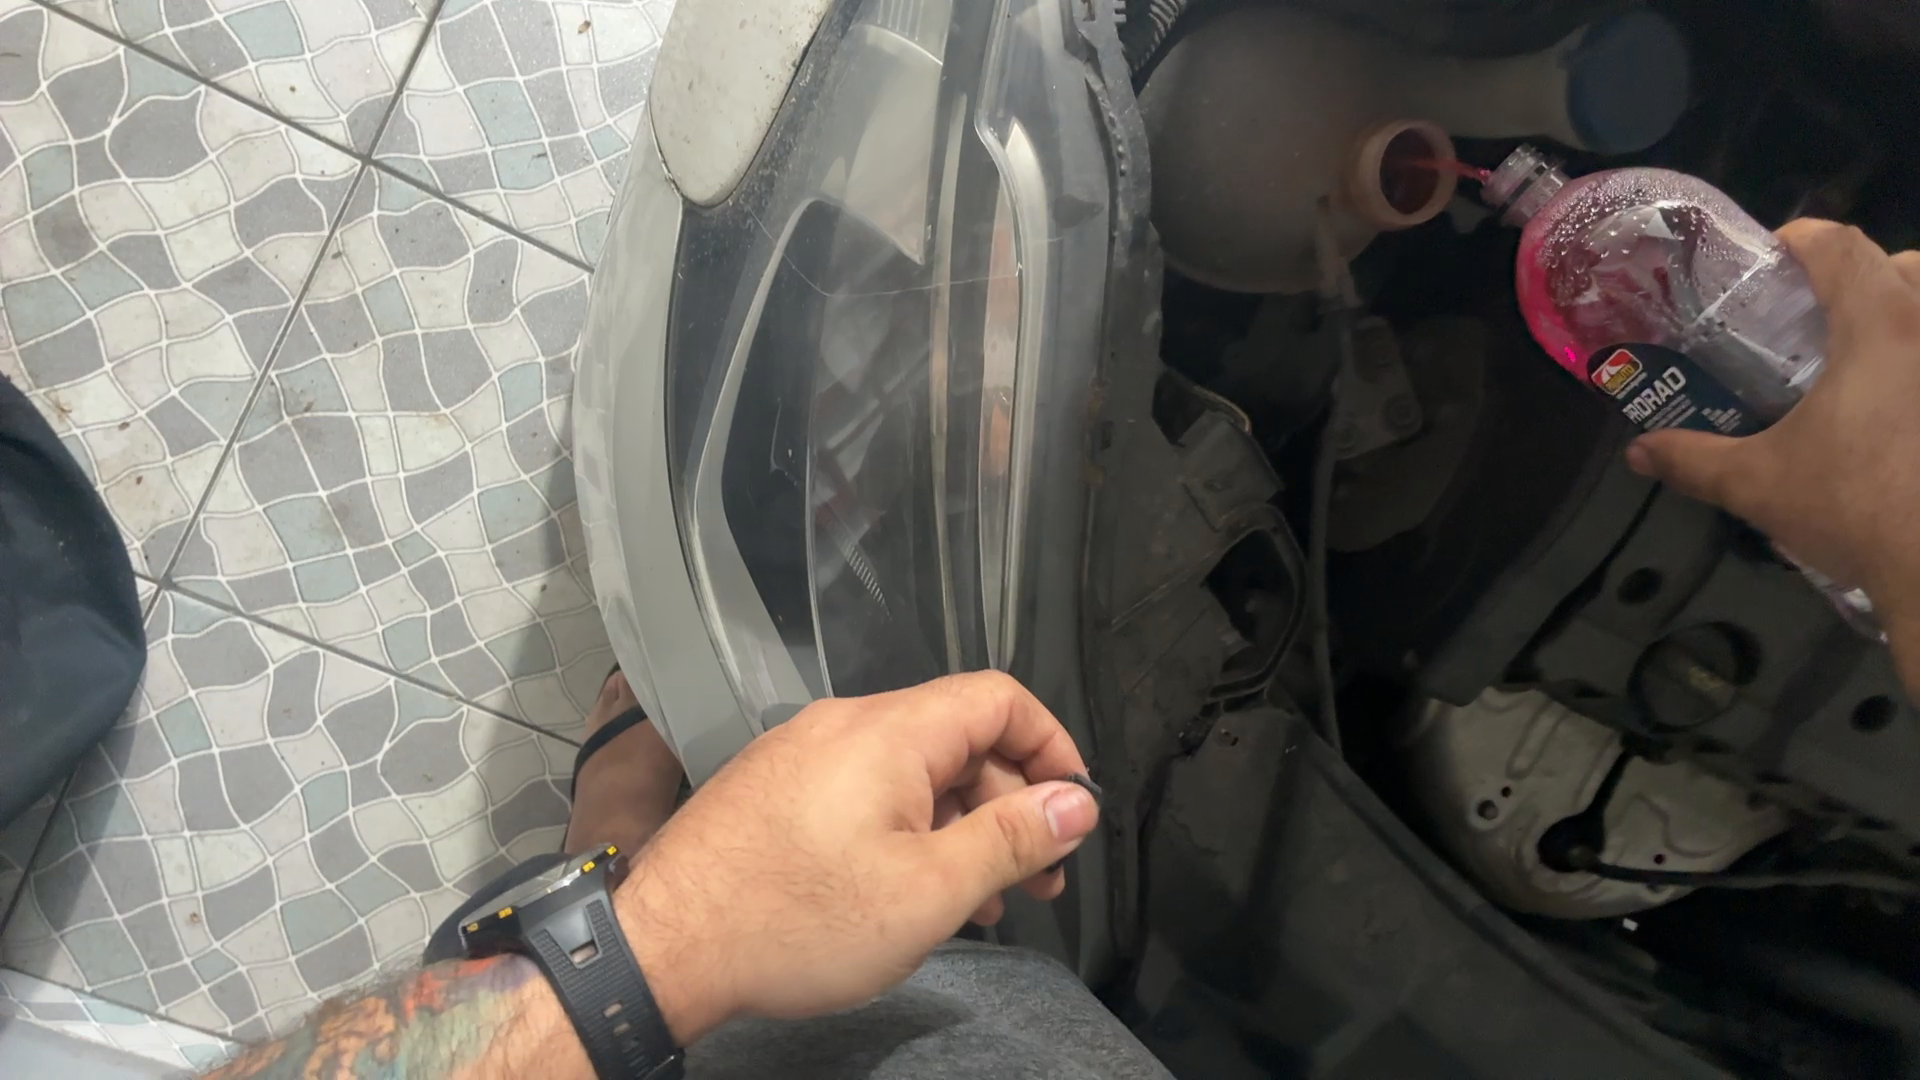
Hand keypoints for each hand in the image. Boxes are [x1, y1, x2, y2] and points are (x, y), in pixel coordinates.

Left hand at [610, 671, 1099, 1042]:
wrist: (658, 945)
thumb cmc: (798, 918)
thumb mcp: (927, 891)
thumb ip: (1010, 839)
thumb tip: (1077, 801)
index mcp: (892, 729)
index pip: (999, 697)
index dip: (1049, 742)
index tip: (1072, 805)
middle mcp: (852, 721)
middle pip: (960, 736)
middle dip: (1011, 801)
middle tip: (1038, 876)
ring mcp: (813, 748)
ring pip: (916, 767)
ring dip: (963, 822)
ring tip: (988, 898)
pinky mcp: (787, 780)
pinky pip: (872, 786)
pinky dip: (912, 825)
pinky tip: (919, 884)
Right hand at [1626, 219, 1919, 683]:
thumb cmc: (1858, 508)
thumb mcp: (1752, 484)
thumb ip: (1689, 459)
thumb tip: (1639, 452)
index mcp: (1885, 333)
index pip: (1842, 251)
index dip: (1799, 243)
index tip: (1767, 260)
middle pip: (1915, 265)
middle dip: (1869, 279)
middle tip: (1820, 324)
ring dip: (1907, 317)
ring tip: (1868, 363)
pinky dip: (1914, 369)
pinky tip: (1895, 411)